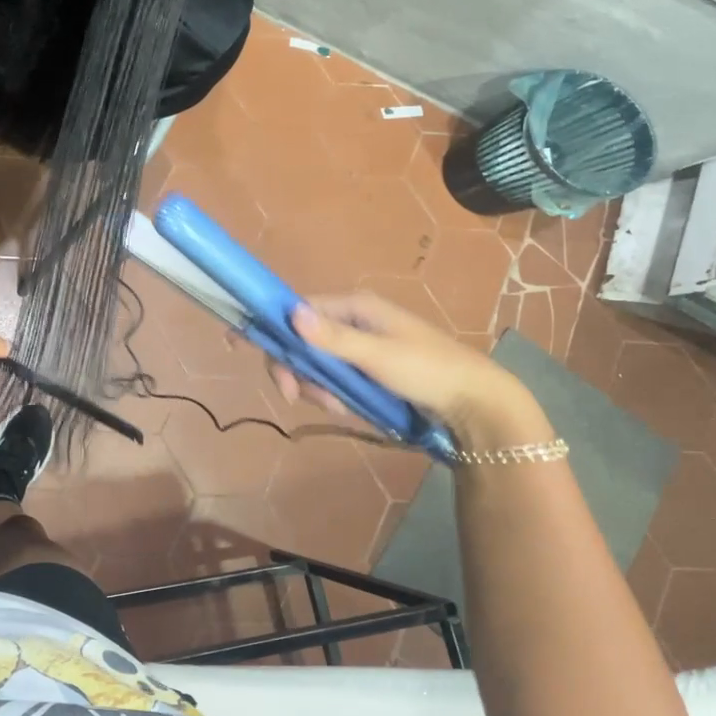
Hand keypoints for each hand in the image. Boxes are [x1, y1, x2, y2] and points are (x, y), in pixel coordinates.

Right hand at [269, 293, 547, 445]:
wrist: (478, 406)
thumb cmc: (429, 371)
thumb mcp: (378, 355)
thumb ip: (332, 337)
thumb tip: (290, 313)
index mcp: (354, 307)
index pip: (295, 310)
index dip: (269, 328)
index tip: (238, 347)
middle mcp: (352, 321)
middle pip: (299, 340)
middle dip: (295, 369)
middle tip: (295, 397)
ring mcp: (359, 347)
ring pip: (313, 364)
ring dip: (315, 387)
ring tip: (336, 407)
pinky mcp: (366, 371)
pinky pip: (332, 379)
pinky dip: (331, 394)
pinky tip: (345, 408)